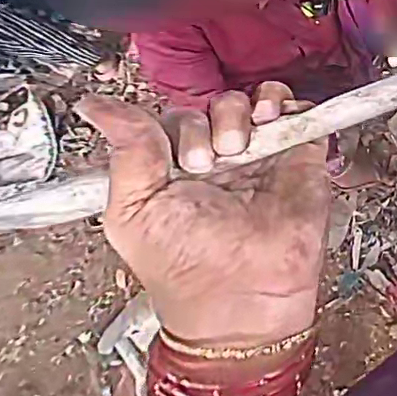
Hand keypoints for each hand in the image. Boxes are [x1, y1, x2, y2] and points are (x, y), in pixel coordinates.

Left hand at [77, 84, 330, 345]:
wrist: (246, 292)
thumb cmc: (187, 266)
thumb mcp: (135, 209)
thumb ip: (128, 152)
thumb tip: (95, 108)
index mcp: (179, 170)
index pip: (179, 120)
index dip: (182, 128)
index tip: (184, 162)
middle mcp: (222, 160)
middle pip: (217, 107)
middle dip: (212, 123)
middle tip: (213, 161)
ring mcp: (263, 156)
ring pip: (254, 102)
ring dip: (244, 111)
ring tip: (243, 144)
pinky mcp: (301, 156)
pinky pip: (298, 112)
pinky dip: (287, 104)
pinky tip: (274, 118)